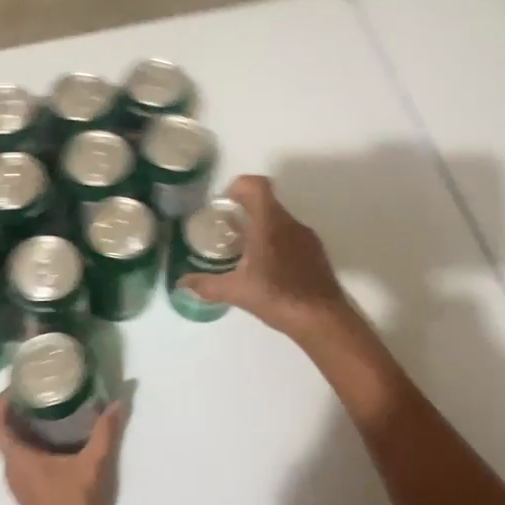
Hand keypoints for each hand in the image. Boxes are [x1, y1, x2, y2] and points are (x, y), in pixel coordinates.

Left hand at [0, 390, 128, 504]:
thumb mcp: (93, 467)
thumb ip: (105, 433)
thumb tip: (117, 402)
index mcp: (17, 460)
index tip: (17, 383)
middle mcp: (12, 469)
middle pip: (3, 431)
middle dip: (17, 406)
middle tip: (40, 386)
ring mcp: (20, 482)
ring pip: (14, 444)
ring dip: (26, 423)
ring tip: (52, 403)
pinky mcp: (31, 490)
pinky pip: (25, 456)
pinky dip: (36, 440)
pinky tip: (61, 434)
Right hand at [180, 175, 349, 337]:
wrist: (322, 319)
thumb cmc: (278, 297)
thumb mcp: (236, 292)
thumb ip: (206, 284)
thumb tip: (182, 283)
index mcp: (270, 224)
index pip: (256, 185)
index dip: (237, 187)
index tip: (224, 205)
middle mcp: (290, 223)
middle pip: (266, 203)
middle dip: (244, 212)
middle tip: (226, 232)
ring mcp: (306, 237)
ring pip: (279, 221)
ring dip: (261, 229)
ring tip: (244, 253)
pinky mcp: (316, 252)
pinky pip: (292, 237)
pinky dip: (276, 243)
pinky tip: (268, 270)